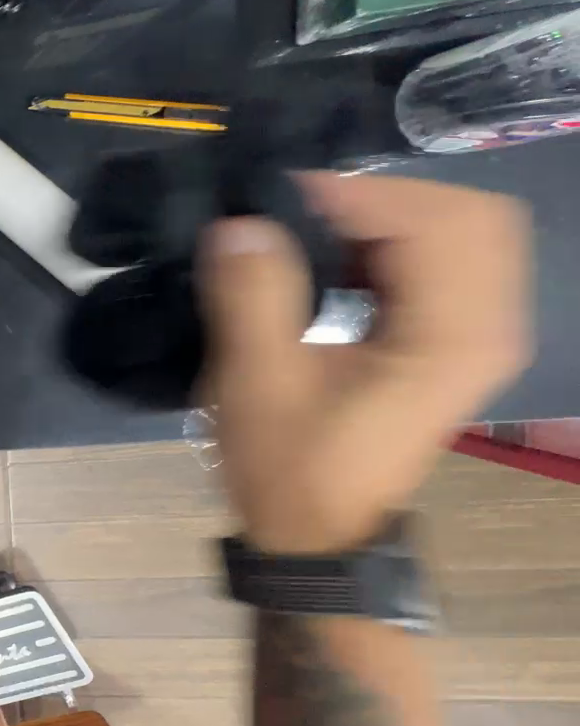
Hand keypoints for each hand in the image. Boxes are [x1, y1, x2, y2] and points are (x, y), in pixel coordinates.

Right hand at [198, 172, 531, 553]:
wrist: (315, 527)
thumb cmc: (287, 461)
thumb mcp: (257, 380)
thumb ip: (253, 295)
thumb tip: (238, 224)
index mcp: (452, 335)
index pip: (435, 223)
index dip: (353, 197)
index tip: (269, 202)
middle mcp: (487, 324)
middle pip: (467, 217)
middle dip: (377, 201)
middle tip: (292, 215)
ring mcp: (474, 334)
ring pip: (458, 236)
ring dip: (380, 221)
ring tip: (303, 234)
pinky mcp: (448, 342)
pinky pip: (439, 265)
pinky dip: (385, 247)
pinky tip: (329, 264)